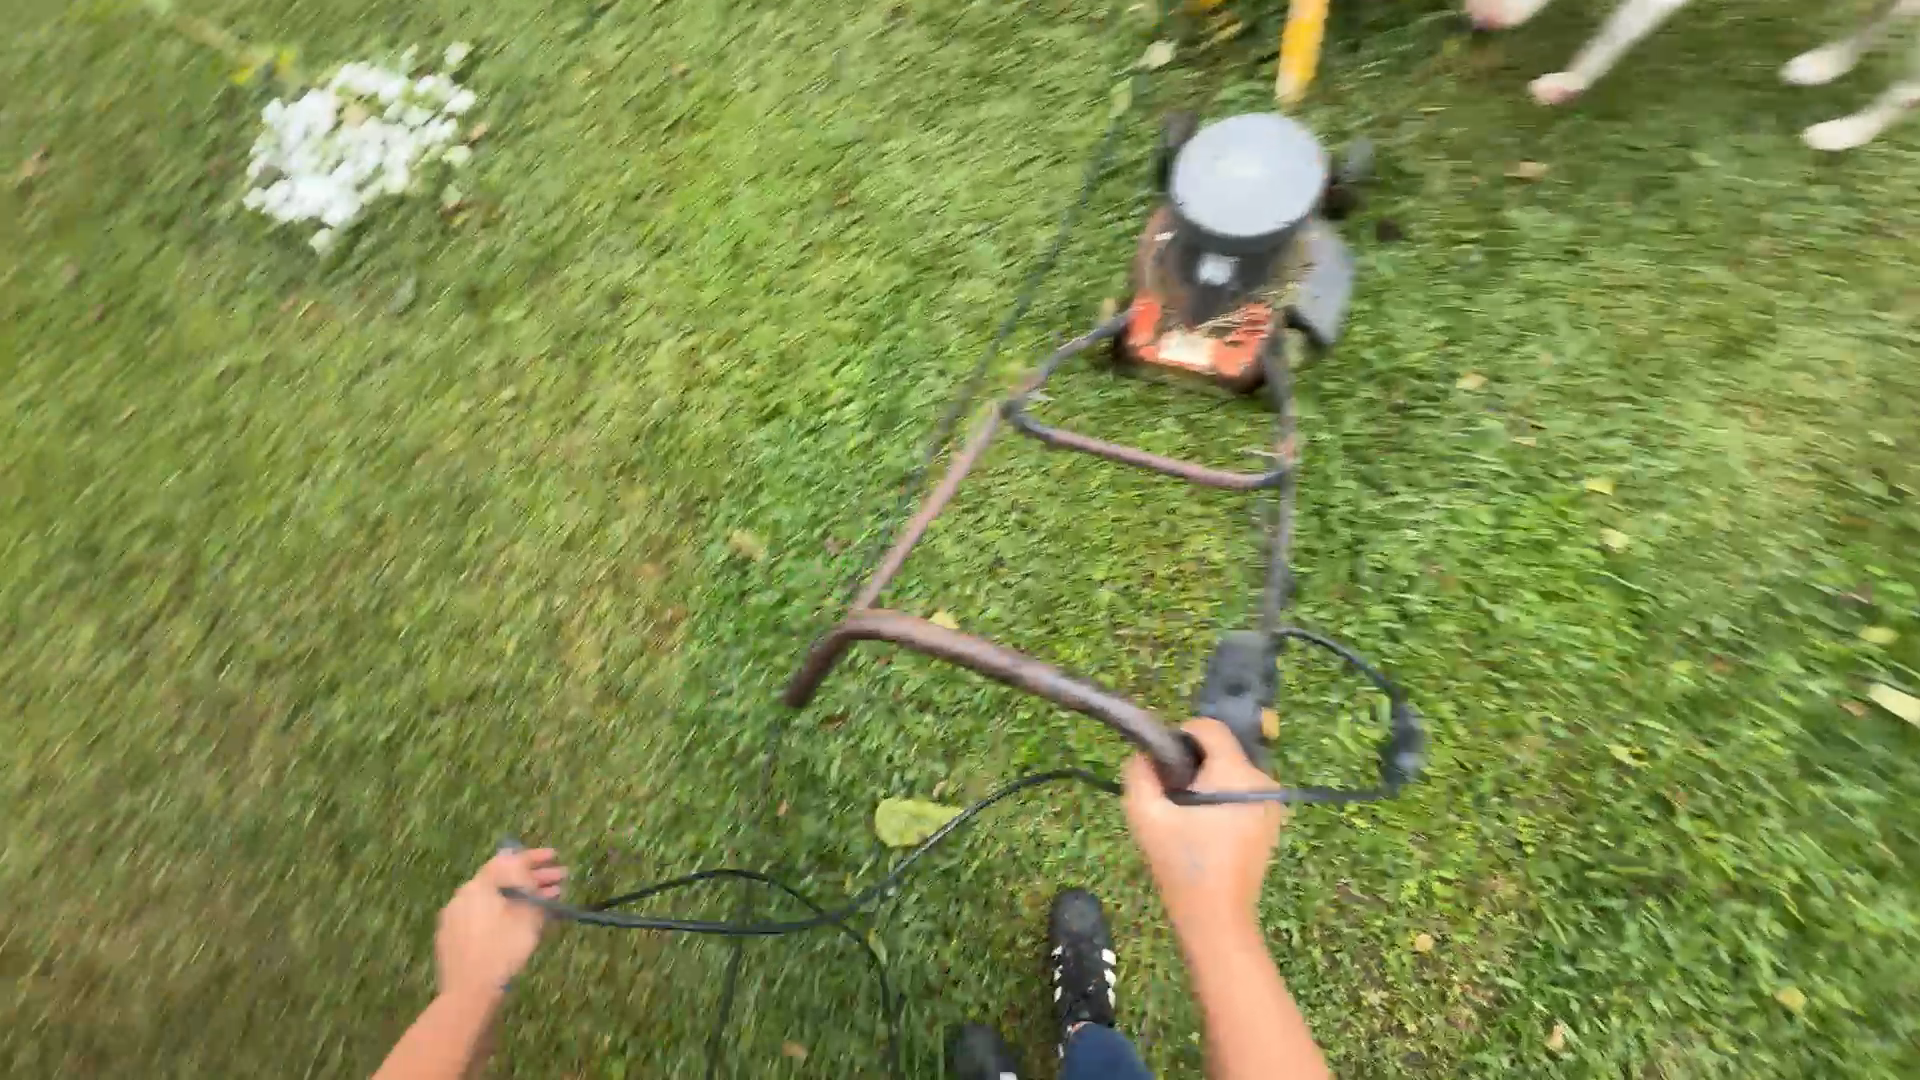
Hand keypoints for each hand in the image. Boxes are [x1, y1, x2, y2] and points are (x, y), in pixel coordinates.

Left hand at [434, 848, 568, 1001]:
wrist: (469, 992)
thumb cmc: (503, 946)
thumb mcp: (527, 912)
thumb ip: (528, 884)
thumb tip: (526, 870)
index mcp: (478, 885)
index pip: (509, 860)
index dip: (535, 857)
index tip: (556, 857)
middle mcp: (463, 896)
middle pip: (502, 879)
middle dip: (533, 878)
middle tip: (560, 879)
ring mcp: (455, 919)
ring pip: (495, 898)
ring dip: (522, 896)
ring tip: (550, 900)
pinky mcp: (453, 939)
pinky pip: (484, 914)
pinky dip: (505, 911)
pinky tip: (525, 919)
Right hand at [1122, 718, 1284, 939]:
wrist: (1217, 919)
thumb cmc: (1181, 864)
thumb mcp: (1144, 813)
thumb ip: (1139, 771)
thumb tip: (1146, 753)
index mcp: (1236, 773)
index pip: (1209, 728)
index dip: (1179, 737)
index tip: (1163, 767)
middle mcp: (1262, 781)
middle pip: (1220, 748)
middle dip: (1193, 763)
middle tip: (1172, 797)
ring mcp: (1272, 803)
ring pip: (1229, 769)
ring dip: (1206, 780)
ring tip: (1187, 815)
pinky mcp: (1271, 821)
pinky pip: (1240, 789)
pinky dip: (1221, 797)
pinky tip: (1205, 828)